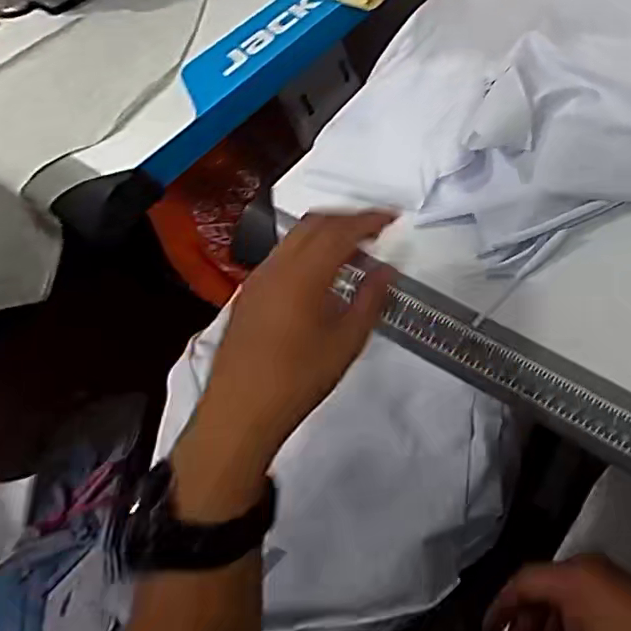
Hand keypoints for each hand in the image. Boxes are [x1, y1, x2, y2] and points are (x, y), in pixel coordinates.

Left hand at [172, 211, 397, 520]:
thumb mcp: (347, 340)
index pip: (341, 230)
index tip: (392, 218)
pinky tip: (322, 273)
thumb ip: (371, 298)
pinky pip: (283, 254)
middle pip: (316, 223)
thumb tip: (387, 270)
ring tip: (354, 249)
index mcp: (304, 273)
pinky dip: (309, 248)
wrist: (238, 413)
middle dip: (349, 218)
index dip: (370, 219)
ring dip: (327, 232)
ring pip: (296, 237)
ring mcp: (258, 278)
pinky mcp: (248, 293)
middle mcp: (277, 266)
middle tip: (377, 228)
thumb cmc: (298, 378)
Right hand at [484, 555, 630, 630]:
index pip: (524, 580)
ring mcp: (613, 579)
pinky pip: (586, 601)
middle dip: (524, 619)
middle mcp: (593, 568)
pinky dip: (569, 624)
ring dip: (546, 625)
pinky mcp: (628, 596)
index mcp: (575, 576)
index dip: (500, 606)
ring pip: (565, 594)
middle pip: (544, 585)